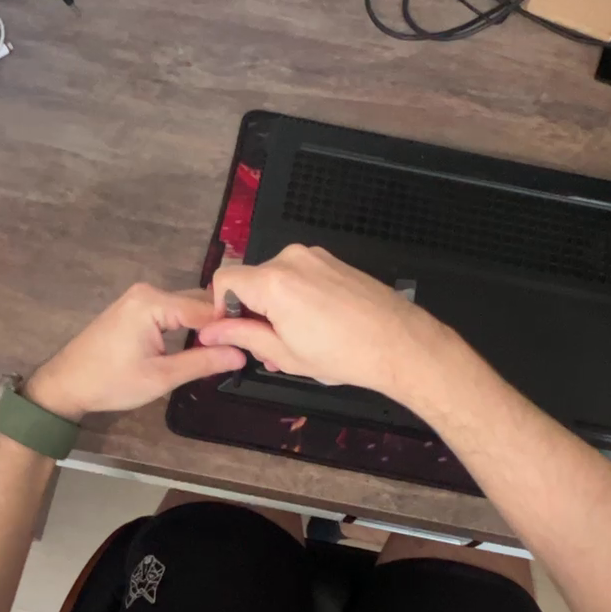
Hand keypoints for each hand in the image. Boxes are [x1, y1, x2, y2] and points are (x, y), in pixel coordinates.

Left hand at [25, 285, 245, 420]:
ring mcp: (140, 298)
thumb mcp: (161, 377)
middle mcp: (148, 292)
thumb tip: (241, 354)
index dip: (232, 326)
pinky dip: (190, 326)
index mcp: (153, 303)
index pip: (206, 309)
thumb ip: (203, 362)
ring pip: (187, 308)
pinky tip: (206, 343)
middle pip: (198, 303)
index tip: (256, 343)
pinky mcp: (136, 308)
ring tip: (232, 346)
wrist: (66, 384)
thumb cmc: (110, 382)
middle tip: (248, 346)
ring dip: (207, 326)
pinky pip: (173, 312)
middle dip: (221, 324)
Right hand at [197, 244, 455, 398]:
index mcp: (273, 281)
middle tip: (265, 348)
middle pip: (251, 280)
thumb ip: (242, 336)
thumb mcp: (284, 353)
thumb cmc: (346, 354)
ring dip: (274, 307)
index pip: (224, 281)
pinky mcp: (333, 261)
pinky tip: (313, 326)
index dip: (220, 309)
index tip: (229, 331)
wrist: (399, 344)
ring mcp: (315, 257)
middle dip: (251, 312)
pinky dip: (296, 298)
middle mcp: (291, 259)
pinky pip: (300, 276)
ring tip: (293, 341)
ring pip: (276, 279)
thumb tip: (211, 331)